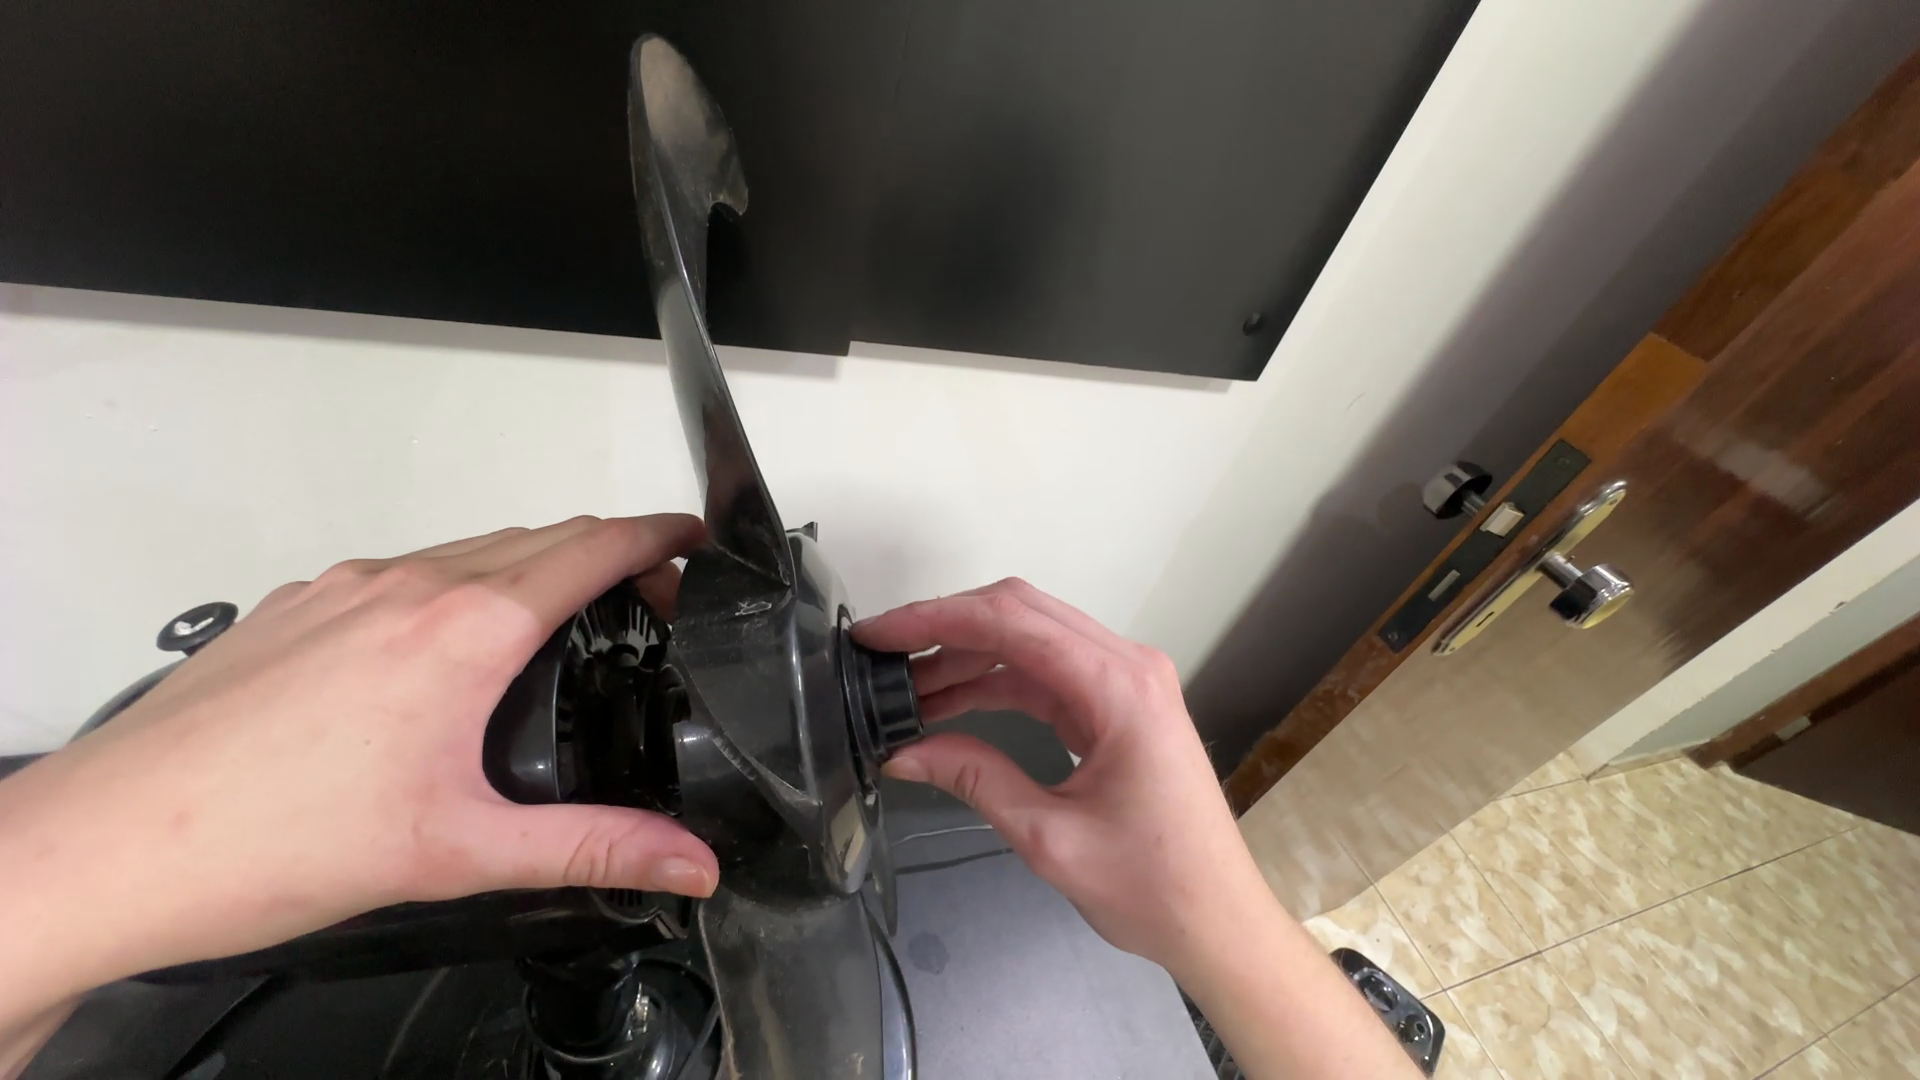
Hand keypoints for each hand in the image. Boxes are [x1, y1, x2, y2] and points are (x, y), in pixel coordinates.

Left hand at [0, 515, 719, 1027]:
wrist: (90, 854)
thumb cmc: (276, 845)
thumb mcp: (464, 852)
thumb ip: (596, 847)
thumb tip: (694, 864)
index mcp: (470, 628)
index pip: (596, 547)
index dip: (660, 535)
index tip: (697, 538)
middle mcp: (415, 584)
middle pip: (550, 535)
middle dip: (617, 552)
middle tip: (654, 599)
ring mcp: (352, 584)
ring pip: (484, 544)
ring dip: (547, 560)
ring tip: (574, 612)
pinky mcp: (303, 599)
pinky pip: (419, 563)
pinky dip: (474, 574)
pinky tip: (461, 635)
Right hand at [853, 577, 1257, 976]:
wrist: (1219, 921)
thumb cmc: (1151, 887)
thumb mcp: (1048, 837)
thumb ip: (974, 778)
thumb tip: (901, 752)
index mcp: (1119, 686)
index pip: (1011, 622)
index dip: (937, 620)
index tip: (880, 633)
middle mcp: (1125, 664)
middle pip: (1019, 613)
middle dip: (945, 627)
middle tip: (883, 653)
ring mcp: (1123, 679)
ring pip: (1028, 639)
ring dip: (965, 657)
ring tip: (904, 689)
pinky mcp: (1114, 702)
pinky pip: (1044, 673)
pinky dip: (993, 682)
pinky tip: (948, 705)